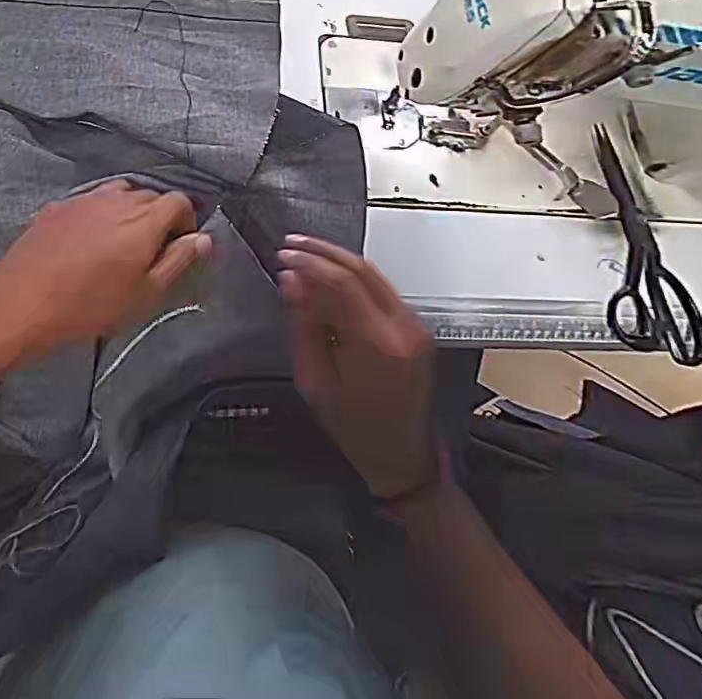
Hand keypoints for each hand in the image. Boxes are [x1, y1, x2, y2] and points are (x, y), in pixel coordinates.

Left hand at [0, 180, 211, 374]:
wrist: (22, 301)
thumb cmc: (89, 305)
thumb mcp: (144, 294)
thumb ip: (178, 261)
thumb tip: (203, 239)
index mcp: (144, 220)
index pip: (179, 201)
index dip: (186, 222)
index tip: (179, 246)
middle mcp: (116, 200)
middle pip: (150, 195)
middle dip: (158, 217)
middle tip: (151, 250)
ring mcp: (84, 199)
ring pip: (119, 193)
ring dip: (128, 211)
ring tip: (120, 242)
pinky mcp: (59, 205)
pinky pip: (91, 201)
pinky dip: (99, 213)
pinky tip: (89, 240)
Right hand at [278, 235, 438, 499]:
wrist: (400, 456)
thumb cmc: (352, 427)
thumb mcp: (314, 379)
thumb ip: (303, 325)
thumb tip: (291, 281)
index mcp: (376, 344)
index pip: (340, 282)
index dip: (309, 262)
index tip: (284, 256)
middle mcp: (402, 328)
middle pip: (361, 269)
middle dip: (322, 252)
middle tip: (291, 245)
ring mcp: (415, 326)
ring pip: (374, 274)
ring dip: (338, 260)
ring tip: (306, 254)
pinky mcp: (417, 328)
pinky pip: (382, 289)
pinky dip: (354, 278)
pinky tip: (330, 277)